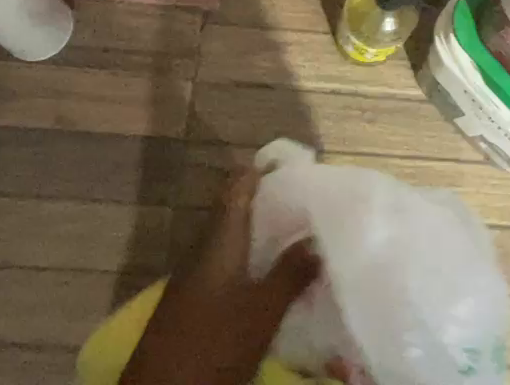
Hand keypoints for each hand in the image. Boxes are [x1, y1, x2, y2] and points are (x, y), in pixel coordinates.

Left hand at [121, 169, 320, 384]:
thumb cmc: (212, 345)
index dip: (264, 170)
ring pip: (231, 239)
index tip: (297, 165)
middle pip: (235, 210)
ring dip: (260, 233)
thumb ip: (289, 274)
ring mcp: (194, 276)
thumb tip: (317, 236)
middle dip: (269, 203)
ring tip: (298, 237)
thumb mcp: (260, 312)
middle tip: (308, 204)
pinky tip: (269, 276)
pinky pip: (226, 264)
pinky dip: (250, 260)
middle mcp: (203, 248)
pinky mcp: (192, 301)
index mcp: (219, 238)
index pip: (238, 185)